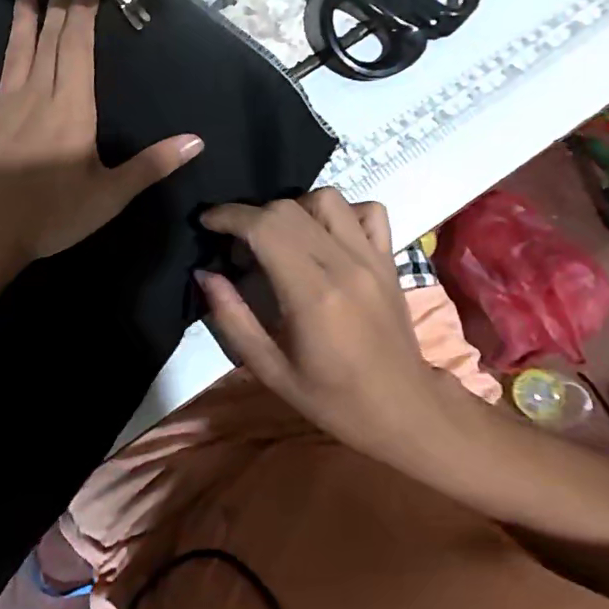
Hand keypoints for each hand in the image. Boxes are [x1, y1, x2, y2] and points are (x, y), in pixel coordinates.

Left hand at [0, 0, 202, 264]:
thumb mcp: (112, 193)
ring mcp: (1, 104)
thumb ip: (153, 164)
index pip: (79, 50)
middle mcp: (37, 95)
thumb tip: (197, 141)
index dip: (84, 17)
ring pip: (14, 51)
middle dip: (57, 5)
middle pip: (48, 41)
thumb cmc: (54, 214)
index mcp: (73, 108)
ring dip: (21, 18)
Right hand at [195, 189, 444, 450]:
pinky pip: (369, 211)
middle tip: (238, 245)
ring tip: (282, 238)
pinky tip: (326, 236)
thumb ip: (234, 320)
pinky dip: (342, 212)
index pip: (266, 228)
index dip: (230, 216)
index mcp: (313, 295)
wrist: (402, 409)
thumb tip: (206, 275)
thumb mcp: (271, 371)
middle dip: (252, 215)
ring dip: (295, 208)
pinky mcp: (390, 258)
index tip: (207, 221)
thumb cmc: (334, 400)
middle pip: (290, 208)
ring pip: (328, 199)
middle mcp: (344, 264)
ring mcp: (372, 257)